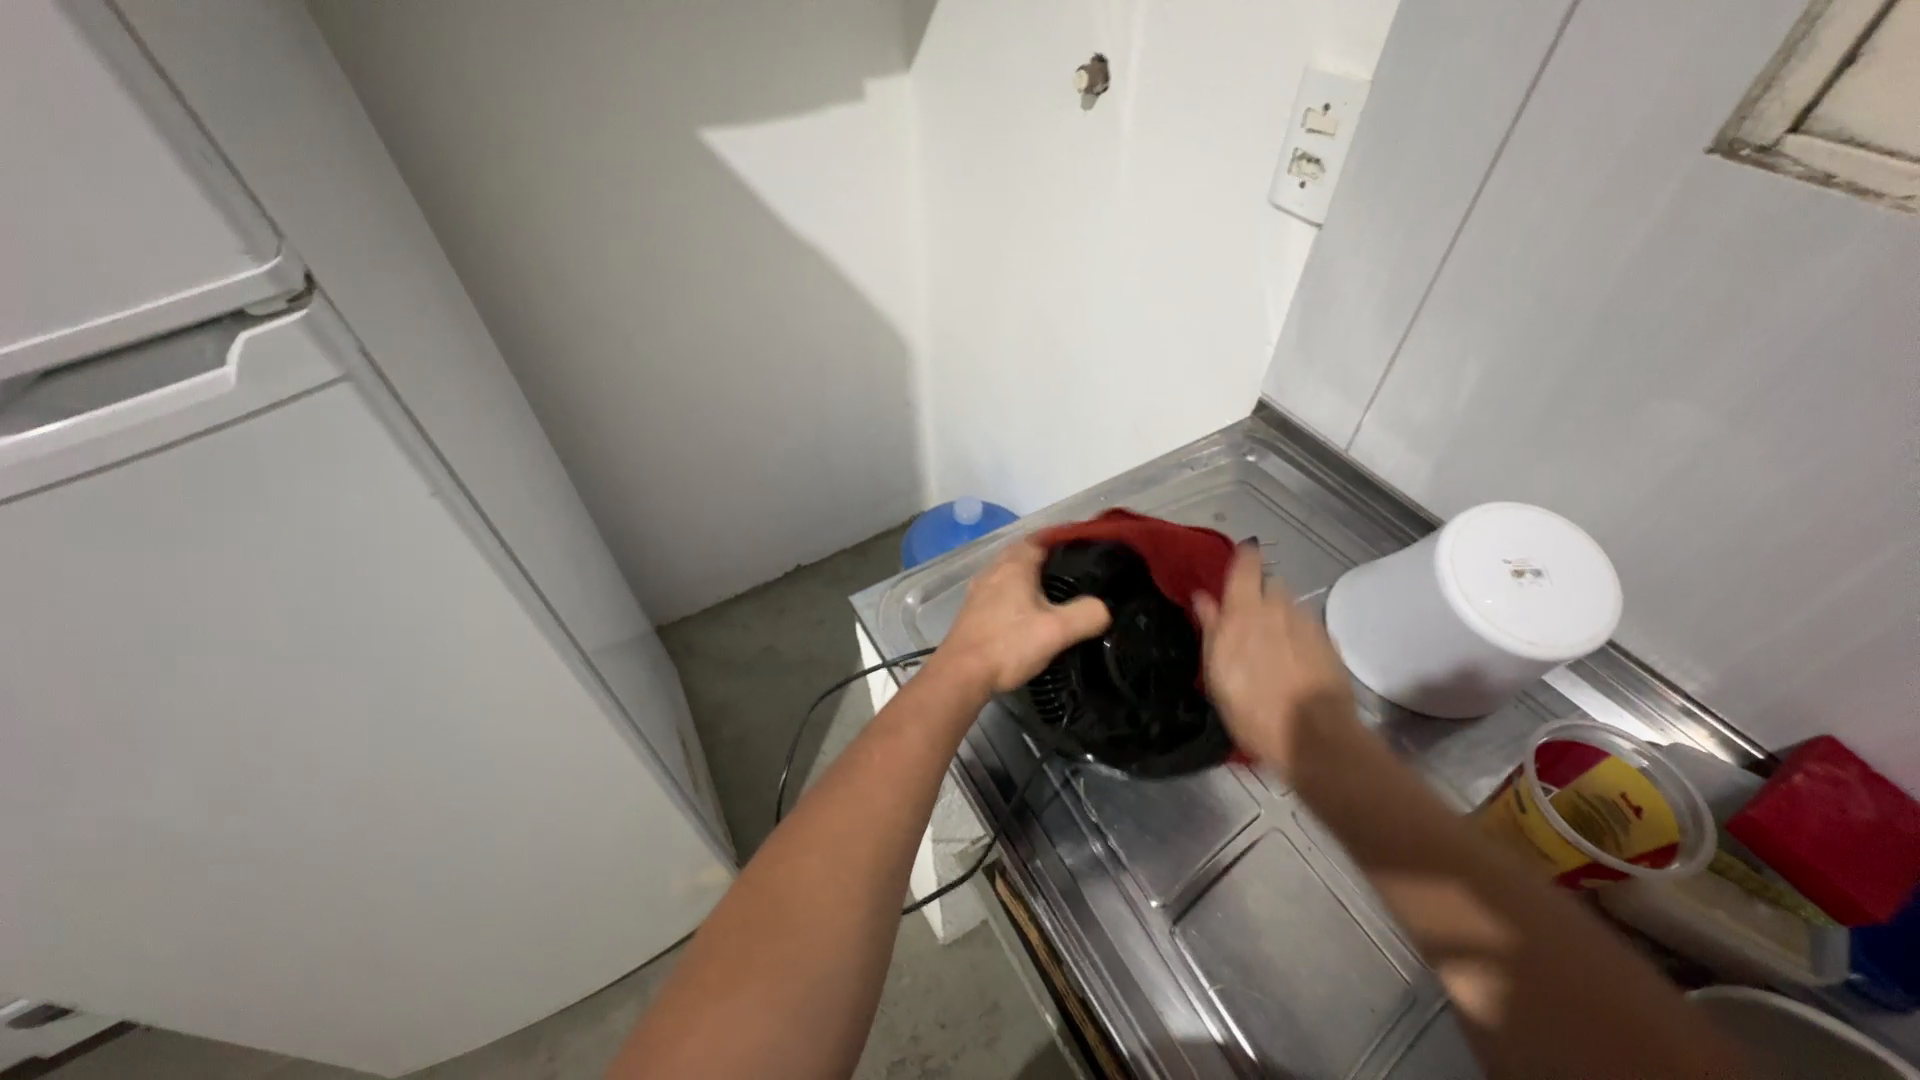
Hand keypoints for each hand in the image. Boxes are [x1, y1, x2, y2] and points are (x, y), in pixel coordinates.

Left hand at [933, 539, 1110, 695]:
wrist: (961, 674)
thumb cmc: (1009, 645)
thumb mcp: (1057, 631)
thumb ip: (1087, 615)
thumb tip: (1103, 609)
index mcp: (1014, 566)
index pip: (1040, 538)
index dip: (1061, 538)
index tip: (1084, 546)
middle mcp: (993, 571)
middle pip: (1022, 554)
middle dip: (1046, 558)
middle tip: (1073, 571)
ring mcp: (978, 591)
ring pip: (1009, 574)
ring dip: (1029, 577)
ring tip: (1053, 591)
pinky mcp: (972, 612)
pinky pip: (999, 592)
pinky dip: (1015, 595)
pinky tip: (1026, 613)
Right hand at [1193, 545, 1356, 777]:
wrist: (1314, 737)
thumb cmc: (1252, 708)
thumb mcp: (1218, 672)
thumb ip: (1212, 628)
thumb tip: (1203, 597)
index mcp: (1245, 611)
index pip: (1246, 566)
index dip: (1243, 558)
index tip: (1240, 557)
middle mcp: (1278, 608)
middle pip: (1270, 586)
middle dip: (1260, 595)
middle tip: (1249, 620)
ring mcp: (1308, 624)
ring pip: (1290, 607)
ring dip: (1280, 616)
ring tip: (1272, 644)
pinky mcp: (1329, 644)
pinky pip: (1308, 628)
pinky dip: (1298, 636)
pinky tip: (1294, 662)